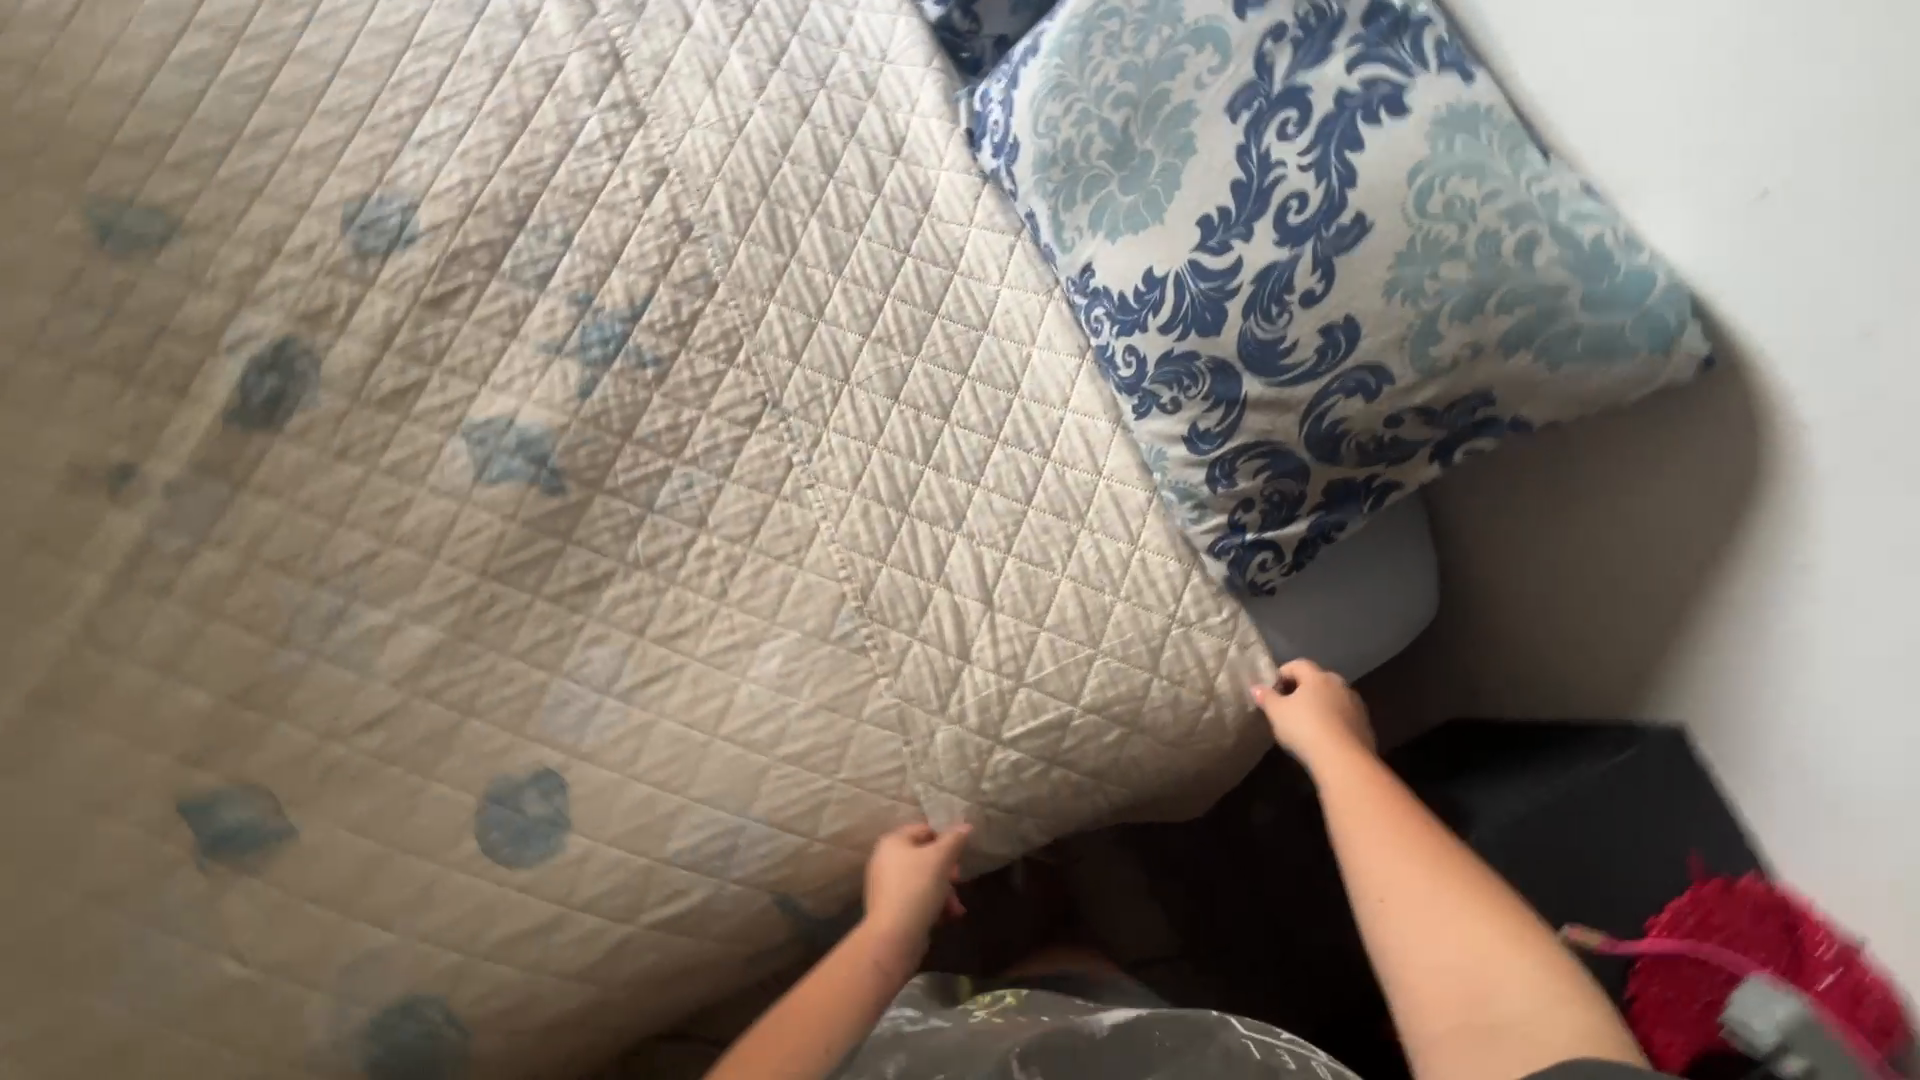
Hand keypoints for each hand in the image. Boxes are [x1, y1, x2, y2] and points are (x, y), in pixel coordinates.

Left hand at [860, 823, 971, 964]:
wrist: (894, 936)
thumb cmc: (917, 888)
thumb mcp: (941, 859)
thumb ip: (954, 840)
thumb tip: (966, 825)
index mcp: (892, 842)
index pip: (924, 830)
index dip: (945, 840)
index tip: (959, 856)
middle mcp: (884, 860)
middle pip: (924, 857)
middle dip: (946, 871)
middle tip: (958, 880)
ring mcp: (885, 886)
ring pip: (923, 881)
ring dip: (944, 892)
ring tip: (956, 908)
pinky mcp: (889, 909)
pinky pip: (916, 899)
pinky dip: (932, 905)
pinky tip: (947, 917)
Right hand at [1251, 658, 1374, 764]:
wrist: (1344, 760)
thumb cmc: (1305, 728)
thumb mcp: (1277, 713)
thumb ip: (1266, 697)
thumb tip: (1256, 688)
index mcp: (1318, 677)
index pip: (1298, 664)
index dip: (1283, 673)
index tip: (1272, 688)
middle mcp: (1340, 685)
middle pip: (1318, 680)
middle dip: (1302, 689)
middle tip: (1287, 705)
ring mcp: (1356, 705)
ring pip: (1333, 698)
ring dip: (1320, 705)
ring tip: (1305, 723)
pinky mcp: (1365, 725)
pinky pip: (1344, 716)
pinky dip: (1332, 721)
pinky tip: (1323, 736)